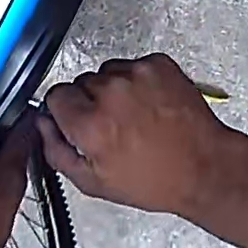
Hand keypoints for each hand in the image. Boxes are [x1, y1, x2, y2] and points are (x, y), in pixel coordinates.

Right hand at [38, 53, 238, 219]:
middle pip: (81, 83)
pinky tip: (151, 105)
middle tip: (113, 125)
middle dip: (91, 102)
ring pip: (107, 72)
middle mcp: (110, 92)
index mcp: (91, 124)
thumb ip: (58, 153)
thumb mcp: (96, 184)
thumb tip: (43, 126)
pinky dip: (138, 81)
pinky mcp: (157, 63)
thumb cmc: (156, 180)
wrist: (205, 167)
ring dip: (114, 89)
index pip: (55, 95)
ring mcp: (136, 74)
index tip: (77, 120)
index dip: (65, 111)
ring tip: (135, 116)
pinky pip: (133, 66)